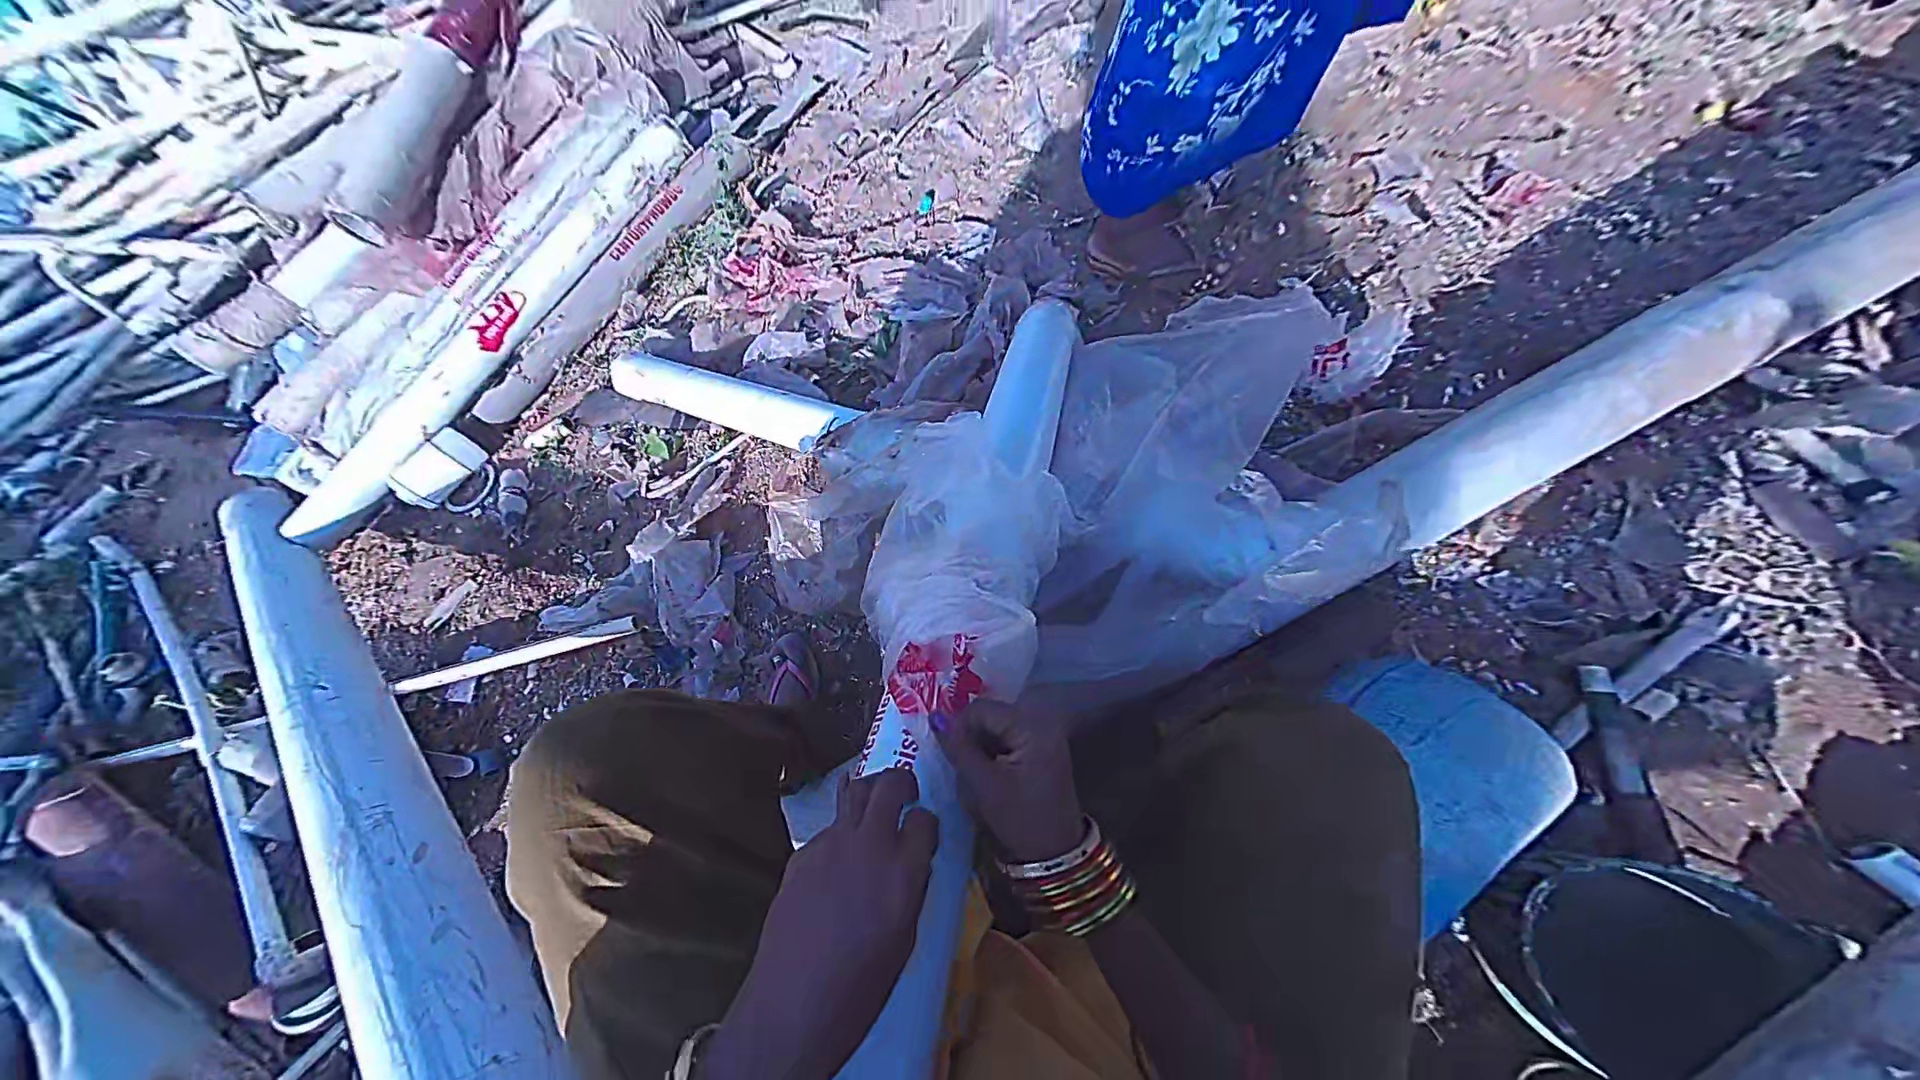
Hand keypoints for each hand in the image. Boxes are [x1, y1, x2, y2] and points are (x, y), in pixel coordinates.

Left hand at [703, 768, 936, 1079]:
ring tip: (875, 802)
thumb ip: (911, 888)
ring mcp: (831, 845)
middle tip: (907, 791)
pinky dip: (840, 835)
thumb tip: (913, 862)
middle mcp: (868, 846)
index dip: (927, 823)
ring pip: (853, 791)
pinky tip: (837, 865)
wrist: (790, 1007)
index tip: (925, 831)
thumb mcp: (904, 938)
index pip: (925, 820)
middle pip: (888, 786)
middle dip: (902, 781)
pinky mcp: (802, 854)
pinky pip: (829, 830)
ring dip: (870, 790)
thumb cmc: (859, 988)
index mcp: (902, 872)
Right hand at [933, 702, 1083, 862]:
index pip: (981, 709)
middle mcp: (1042, 720)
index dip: (959, 727)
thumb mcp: (983, 784)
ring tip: (975, 773)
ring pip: (996, 727)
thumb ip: (958, 747)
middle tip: (960, 765)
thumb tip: (934, 715)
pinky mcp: (1042, 746)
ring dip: (980, 746)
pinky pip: (1008, 737)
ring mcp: (1044, 733)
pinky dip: (993, 752)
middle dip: (971, 737)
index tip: (950, 755)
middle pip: (990, 715)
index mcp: (1031, 726)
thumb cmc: (1020, 819)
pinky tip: (988, 774)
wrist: (1055, 854)